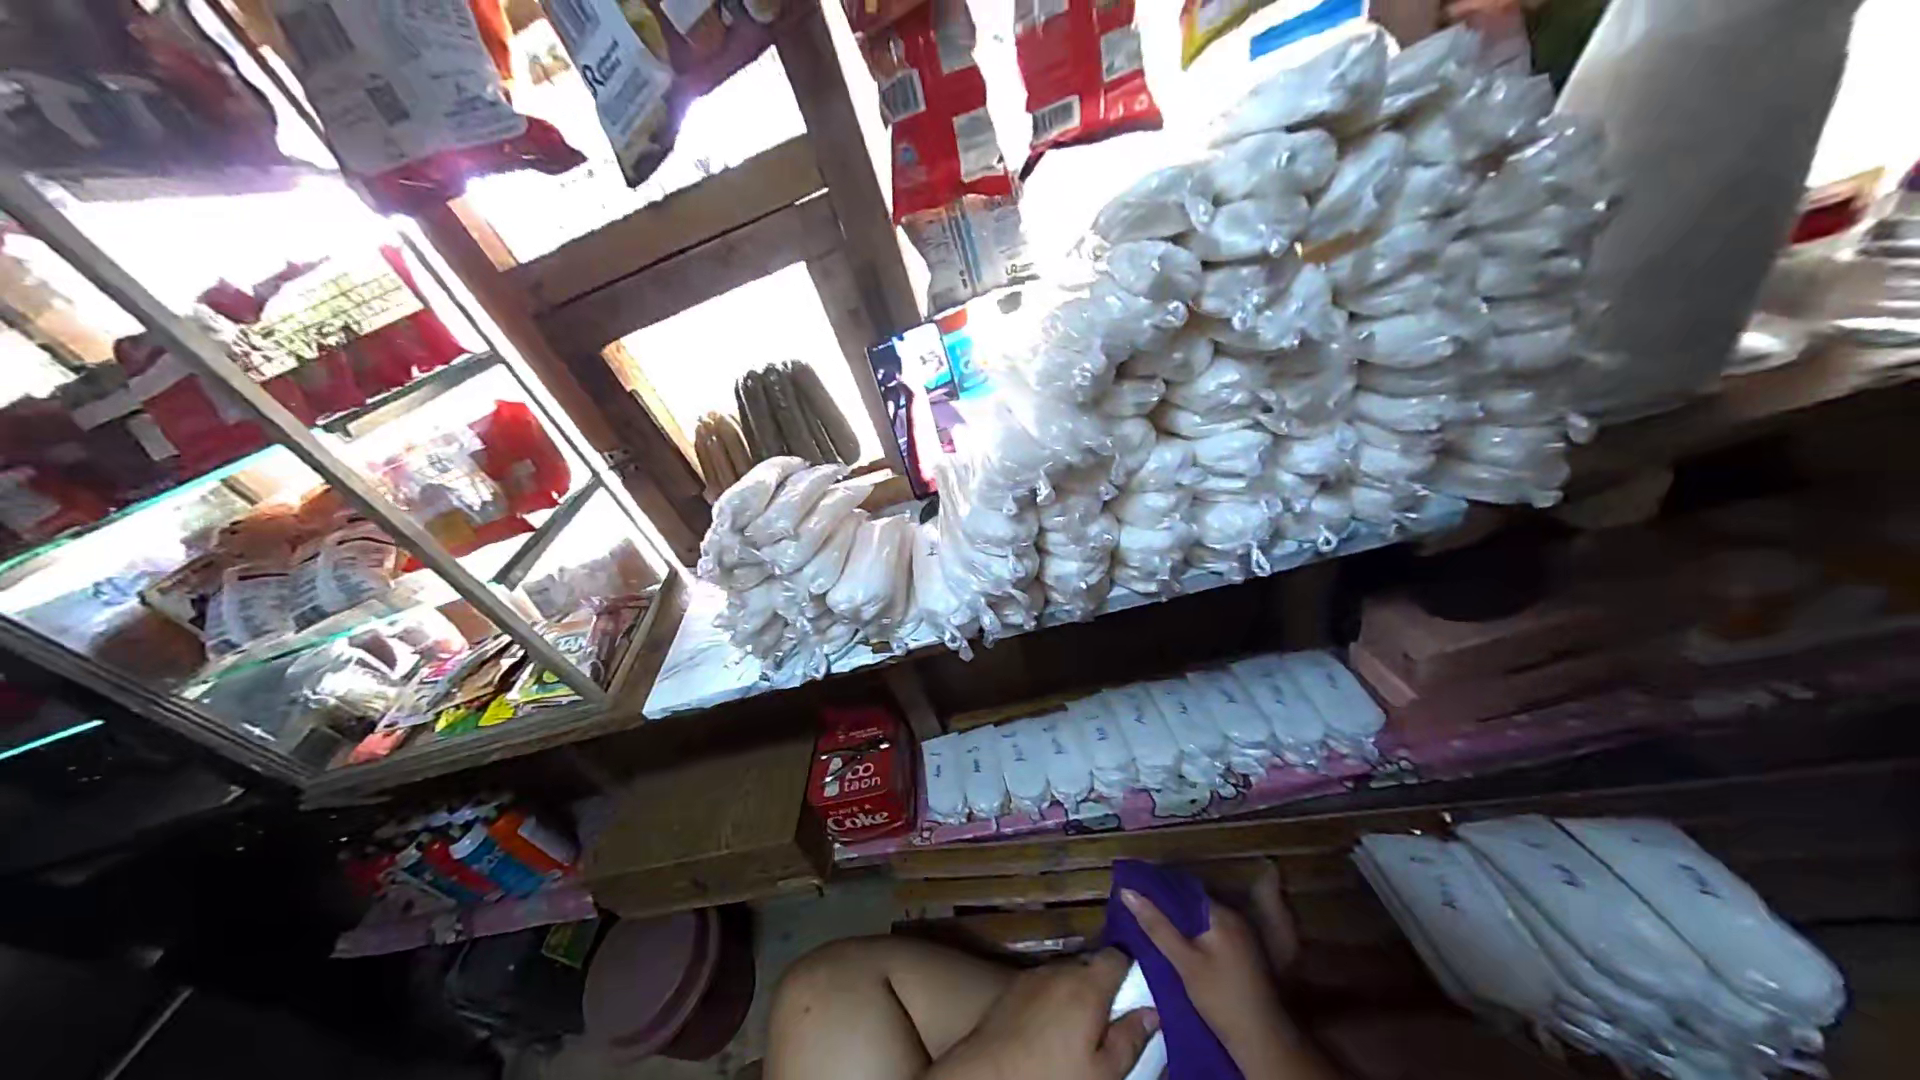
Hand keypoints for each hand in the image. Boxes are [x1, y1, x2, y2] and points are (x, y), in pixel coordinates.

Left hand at [928, 948, 1158, 1079]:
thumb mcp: (1103, 1073)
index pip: (1117, 955)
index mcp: (1087, 985)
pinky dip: (1054, 998)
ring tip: (1081, 1025)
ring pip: (1066, 974)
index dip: (1131, 967)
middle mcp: (1061, 969)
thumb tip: (1153, 1012)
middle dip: (1103, 985)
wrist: (988, 1076)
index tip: (1140, 988)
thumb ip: (1129, 1039)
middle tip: (1112, 1016)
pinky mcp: (1013, 987)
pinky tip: (1052, 1025)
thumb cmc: (1052, 1077)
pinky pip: (1044, 984)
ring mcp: (1034, 975)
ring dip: (1076, 991)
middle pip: (1091, 965)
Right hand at [1121, 889, 1335, 1079]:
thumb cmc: (1221, 999)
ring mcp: (1244, 937)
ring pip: (1204, 921)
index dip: (1159, 890)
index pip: (1185, 889)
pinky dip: (1196, 937)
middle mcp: (1237, 918)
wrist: (1263, 1042)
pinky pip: (1214, 935)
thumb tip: (1127, 891)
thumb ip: (1156, 926)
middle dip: (1169, 908)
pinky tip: (1179, 947)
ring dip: (1182, 923)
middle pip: (1195, 905)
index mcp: (1223, 913)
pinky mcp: (1246, 956)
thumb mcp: (1184, 962)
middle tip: (1139, 911)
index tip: (1135, 892)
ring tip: (1154, 926)